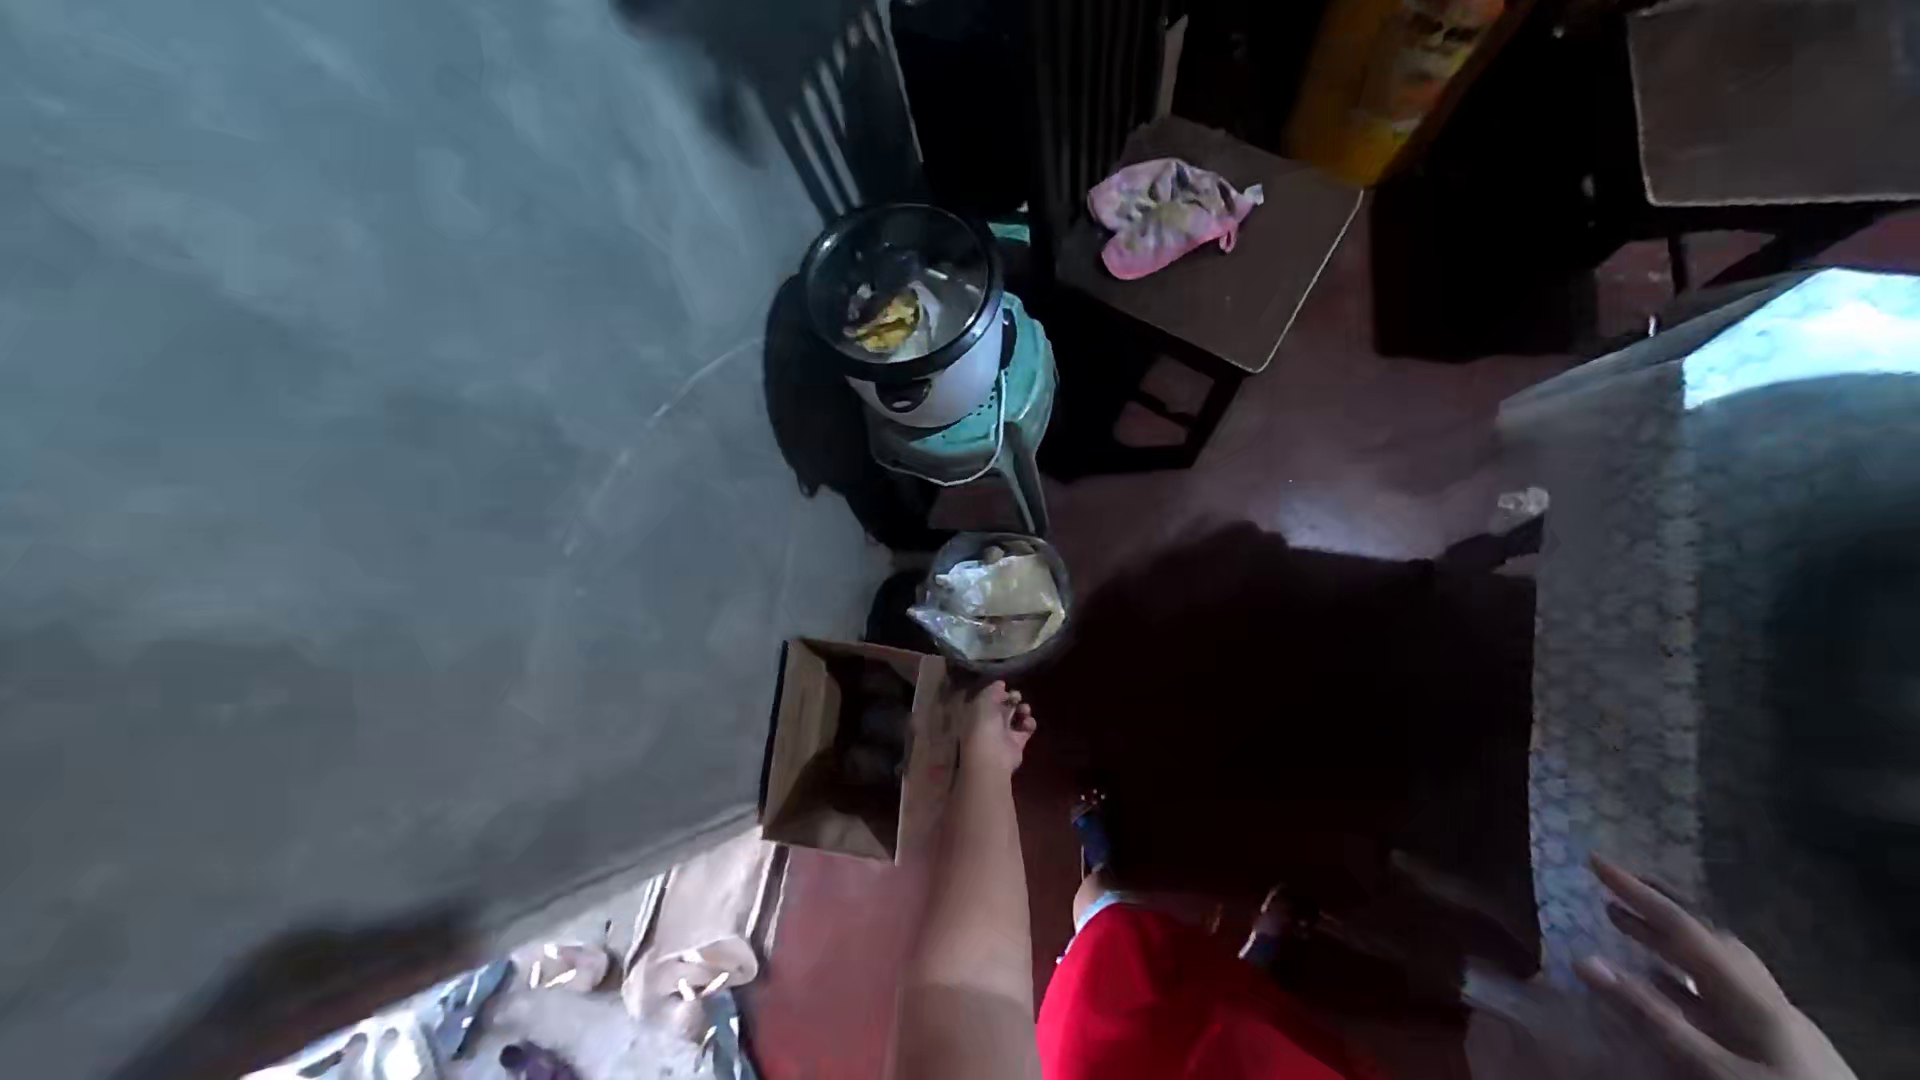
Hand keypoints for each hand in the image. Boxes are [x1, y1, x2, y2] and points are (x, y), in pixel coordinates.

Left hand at [960, 681, 1034, 776]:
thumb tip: (1001, 683)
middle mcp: (990, 722)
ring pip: (1017, 716)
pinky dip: (1029, 723)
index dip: (998, 692)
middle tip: (1017, 697)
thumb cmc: (983, 726)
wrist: (992, 757)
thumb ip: (992, 691)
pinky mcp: (1017, 743)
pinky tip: (1027, 723)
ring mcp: (1004, 733)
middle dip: (1012, 699)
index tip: (1006, 688)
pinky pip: (1026, 728)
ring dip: (1023, 709)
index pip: (989, 699)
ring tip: (1024, 710)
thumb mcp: (983, 703)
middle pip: (1005, 706)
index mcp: (978, 713)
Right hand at [1577, 855, 1856, 1079]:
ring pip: (1715, 965)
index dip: (1637, 891)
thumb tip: (1583, 960)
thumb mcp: (1710, 1066)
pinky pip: (1719, 996)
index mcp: (1753, 996)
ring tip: (1623, 923)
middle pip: (1708, 939)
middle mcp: (1766, 1000)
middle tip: (1612, 887)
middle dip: (1656, 908)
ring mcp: (1777, 1026)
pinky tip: (1658, 980)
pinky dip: (1681, 977)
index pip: (1685, 928)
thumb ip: (1650, 1015)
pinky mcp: (1777, 1048)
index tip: (1596, 860)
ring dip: (1667, 940)